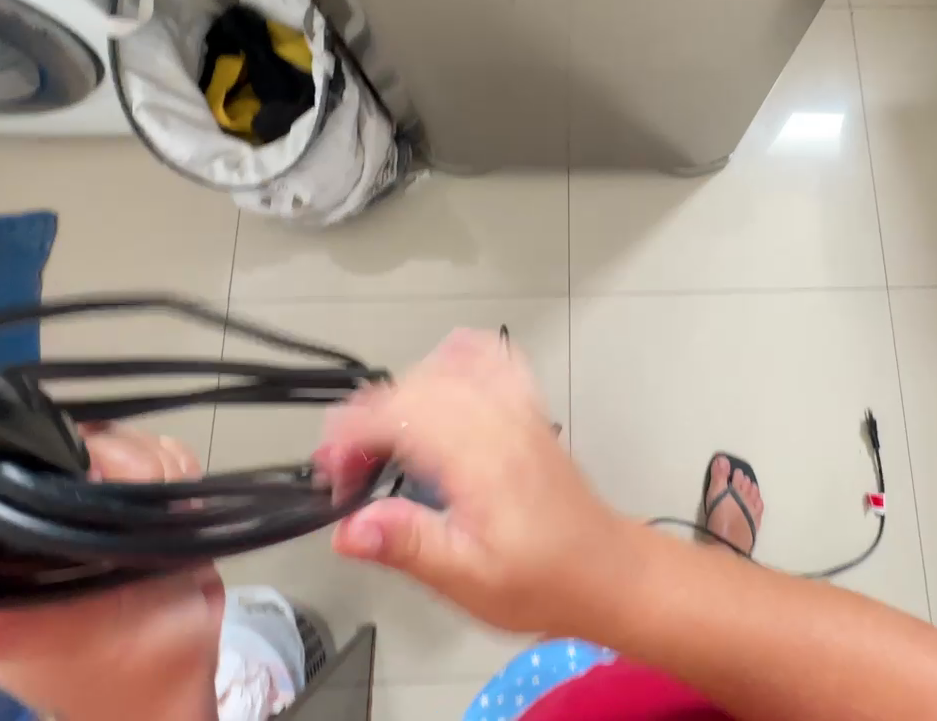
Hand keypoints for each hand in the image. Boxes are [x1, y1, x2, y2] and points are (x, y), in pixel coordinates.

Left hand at [0, 427, 223, 720]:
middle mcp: (44, 527)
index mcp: (3, 555)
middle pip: (87, 443)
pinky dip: (180, 472)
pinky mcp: (140, 510)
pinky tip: (181, 504)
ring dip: (164, 469)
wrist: (185, 672)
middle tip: (152, 495)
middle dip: (133, 461)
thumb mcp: (59, 649)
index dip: (68, 455)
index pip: (22, 468)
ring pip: (131, 446)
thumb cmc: (121, 668)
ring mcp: (97, 515)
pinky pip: (163, 460)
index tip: (106, 474)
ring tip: (171, 509)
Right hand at [314, 329, 632, 636]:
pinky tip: (440, 375)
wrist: (604, 570)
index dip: (352, 434)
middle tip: (347, 467)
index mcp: (482, 458)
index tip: (333, 470)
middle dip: (367, 418)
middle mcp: (501, 421)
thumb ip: (408, 545)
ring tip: (381, 435)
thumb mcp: (468, 578)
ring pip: (449, 366)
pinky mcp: (528, 411)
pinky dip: (460, 356)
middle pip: (417, 387)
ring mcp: (518, 409)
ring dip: (403, 391)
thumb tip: (348, 527)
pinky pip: (494, 359)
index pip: (401, 415)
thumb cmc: (541, 579)